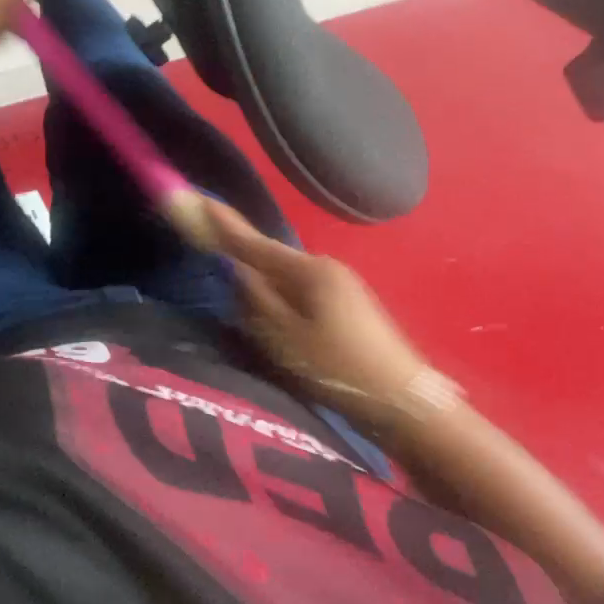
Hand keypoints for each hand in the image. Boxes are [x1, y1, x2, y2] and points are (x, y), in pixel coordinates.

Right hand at [206, 199, 448, 433]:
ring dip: (261, 282)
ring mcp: (341, 286)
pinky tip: (272, 316)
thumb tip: (236, 269)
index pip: (253, 242)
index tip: (196, 199)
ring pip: (284, 277)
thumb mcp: (282, 336)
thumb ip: (254, 298)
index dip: (221, 224)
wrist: (407, 404)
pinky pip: (299, 292)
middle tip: (207, 250)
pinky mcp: (348, 306)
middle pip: (269, 258)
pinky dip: (279, 297)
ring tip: (238, 297)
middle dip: (240, 256)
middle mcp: (325, 268)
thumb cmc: (338, 368)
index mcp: (309, 270)